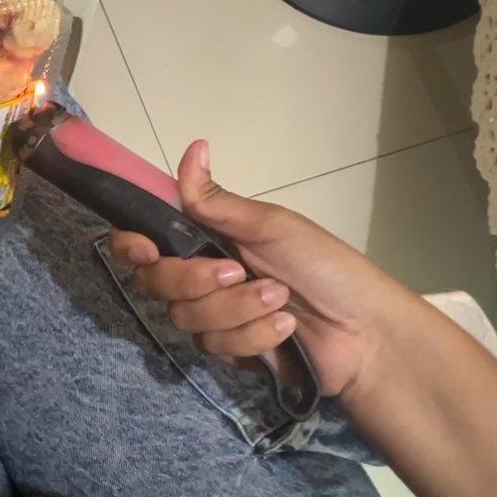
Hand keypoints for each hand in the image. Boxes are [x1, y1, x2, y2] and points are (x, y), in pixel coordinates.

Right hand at [111, 140, 419, 396]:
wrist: (365, 331)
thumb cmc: (323, 266)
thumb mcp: (270, 226)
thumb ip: (216, 201)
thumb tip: (194, 146)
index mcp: (203, 239)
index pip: (143, 242)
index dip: (131, 247)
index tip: (149, 251)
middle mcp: (198, 276)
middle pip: (155, 282)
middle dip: (195, 280)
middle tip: (237, 272)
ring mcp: (211, 315)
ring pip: (185, 317)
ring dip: (236, 309)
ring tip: (279, 300)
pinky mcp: (226, 350)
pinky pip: (214, 345)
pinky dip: (252, 336)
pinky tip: (284, 331)